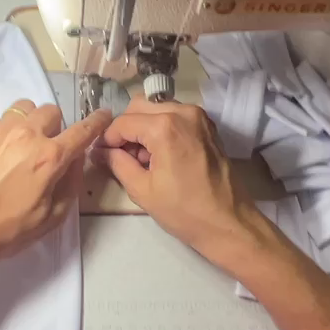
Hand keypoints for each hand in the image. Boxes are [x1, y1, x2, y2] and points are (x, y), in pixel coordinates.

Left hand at [0, 99, 111, 273]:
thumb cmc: (8, 230)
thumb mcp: (52, 216)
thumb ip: (71, 183)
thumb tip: (75, 159)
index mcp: (49, 157)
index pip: (82, 131)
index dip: (97, 122)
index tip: (105, 116)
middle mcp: (26, 135)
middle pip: (51, 111)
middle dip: (56, 127)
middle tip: (48, 150)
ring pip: (25, 109)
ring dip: (31, 123)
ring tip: (23, 148)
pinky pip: (1, 120)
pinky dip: (8, 132)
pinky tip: (0, 157)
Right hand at [99, 98, 282, 271]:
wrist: (228, 222)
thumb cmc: (184, 211)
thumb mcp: (142, 190)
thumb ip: (117, 164)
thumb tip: (100, 152)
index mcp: (165, 127)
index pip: (123, 122)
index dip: (108, 139)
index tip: (102, 155)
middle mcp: (183, 112)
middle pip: (139, 107)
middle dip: (126, 129)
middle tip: (122, 157)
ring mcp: (198, 116)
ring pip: (157, 109)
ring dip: (143, 128)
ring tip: (143, 159)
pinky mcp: (207, 125)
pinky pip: (175, 116)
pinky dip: (162, 128)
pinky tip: (161, 155)